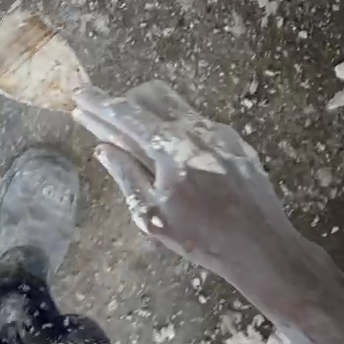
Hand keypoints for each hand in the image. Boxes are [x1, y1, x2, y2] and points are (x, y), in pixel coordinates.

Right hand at [73, 82, 306, 288]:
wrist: (266, 251)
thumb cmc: (203, 239)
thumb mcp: (152, 216)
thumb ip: (126, 175)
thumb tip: (102, 149)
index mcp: (171, 149)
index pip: (125, 114)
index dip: (97, 102)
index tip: (77, 92)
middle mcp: (196, 131)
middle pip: (150, 95)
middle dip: (124, 102)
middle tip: (105, 119)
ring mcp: (220, 134)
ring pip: (175, 105)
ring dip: (149, 113)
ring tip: (138, 138)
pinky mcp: (237, 143)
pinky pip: (197, 123)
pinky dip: (175, 128)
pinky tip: (174, 156)